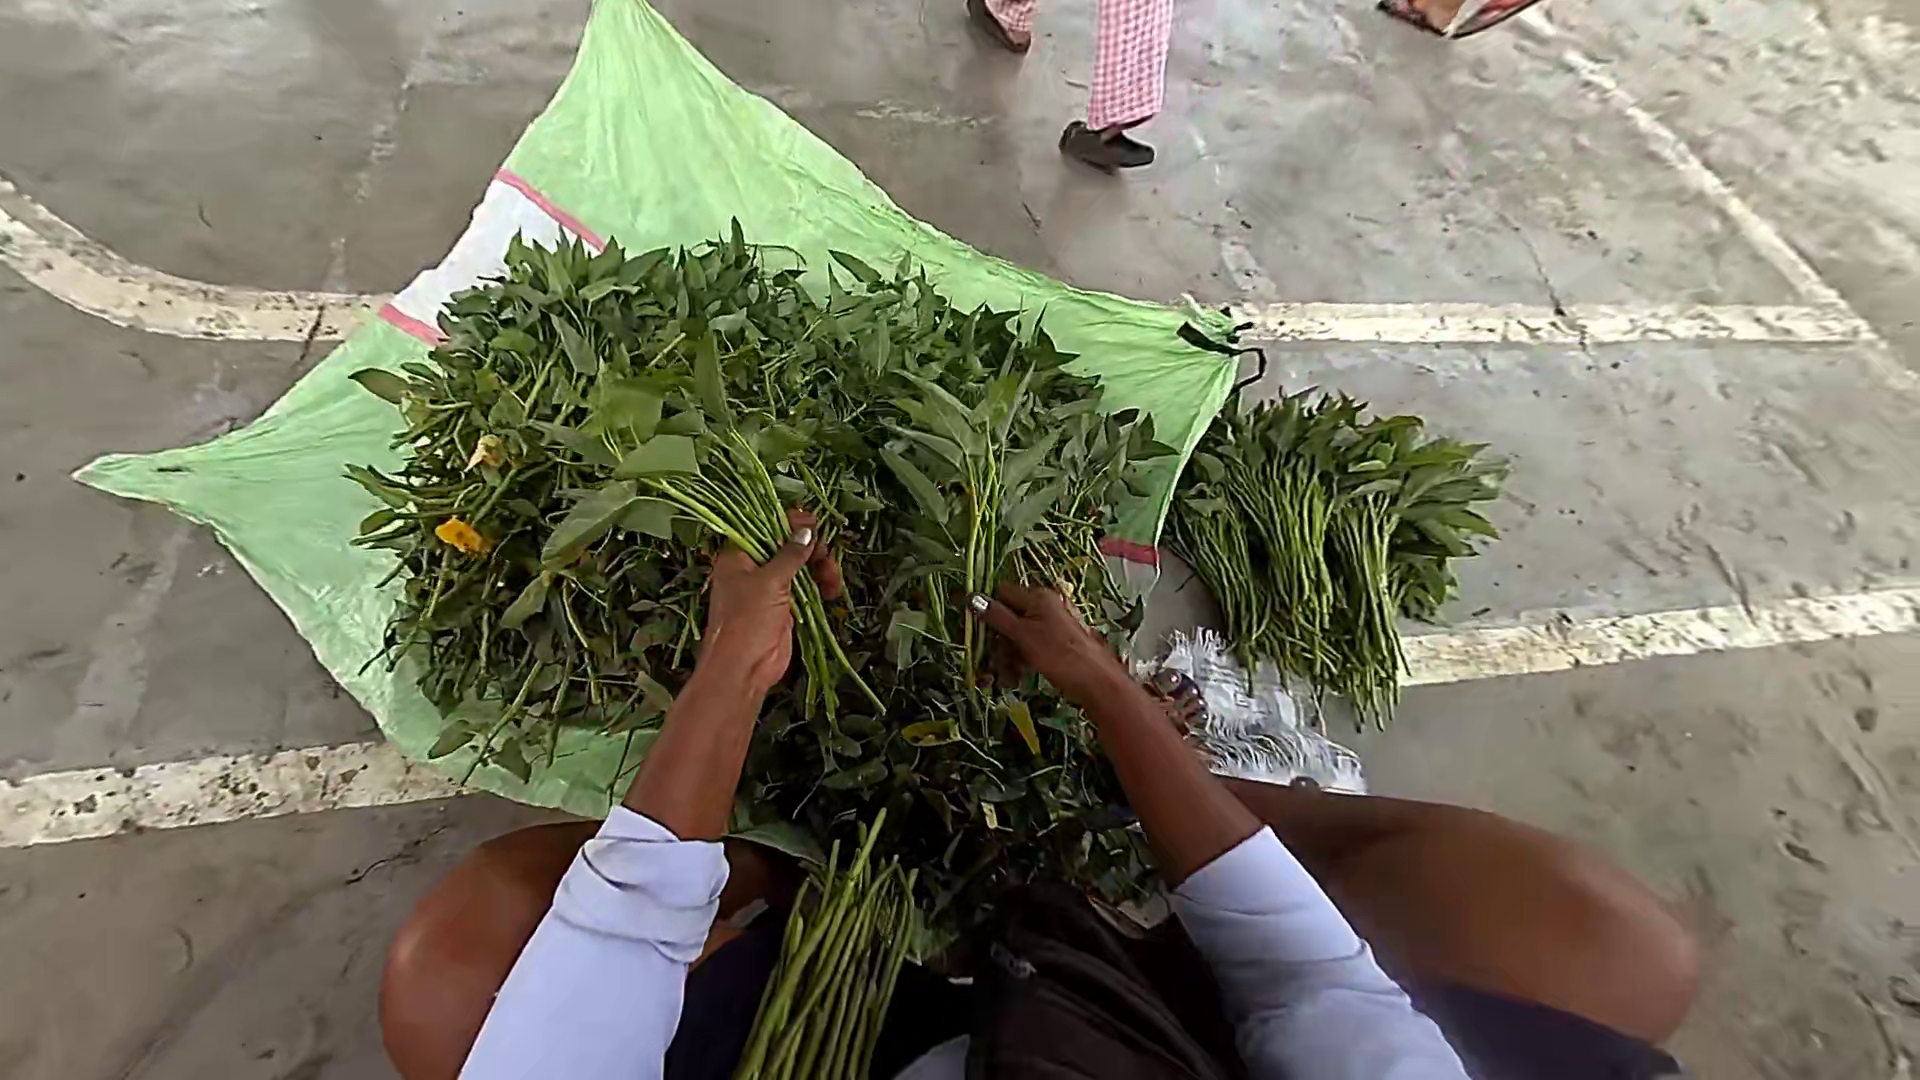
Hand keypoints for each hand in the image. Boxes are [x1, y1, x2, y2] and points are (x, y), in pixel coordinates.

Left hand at [699, 509, 843, 697]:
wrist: (744, 669)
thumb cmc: (747, 621)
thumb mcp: (769, 582)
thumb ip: (790, 554)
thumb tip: (807, 531)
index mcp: (738, 555)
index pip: (764, 525)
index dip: (789, 522)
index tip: (814, 523)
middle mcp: (753, 567)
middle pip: (788, 545)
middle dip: (812, 549)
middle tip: (826, 558)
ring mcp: (771, 587)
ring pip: (802, 566)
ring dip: (821, 568)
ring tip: (833, 581)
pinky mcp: (786, 605)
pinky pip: (807, 586)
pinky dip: (821, 586)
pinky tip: (833, 592)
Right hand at [965, 583, 1130, 706]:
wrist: (1096, 682)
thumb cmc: (1058, 655)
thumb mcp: (1022, 634)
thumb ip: (996, 615)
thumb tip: (971, 596)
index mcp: (1037, 596)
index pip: (1002, 592)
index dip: (986, 608)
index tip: (974, 629)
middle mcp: (1046, 605)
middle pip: (1010, 615)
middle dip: (998, 640)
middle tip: (992, 662)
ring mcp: (1054, 623)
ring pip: (1020, 633)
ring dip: (1009, 654)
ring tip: (1008, 676)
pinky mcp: (1059, 642)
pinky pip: (1033, 644)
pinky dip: (1023, 658)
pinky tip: (1019, 676)